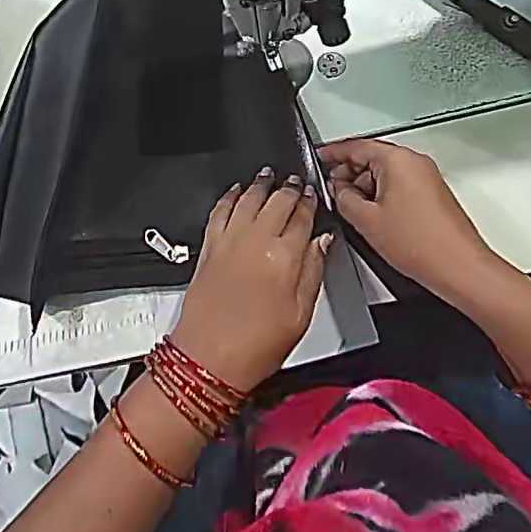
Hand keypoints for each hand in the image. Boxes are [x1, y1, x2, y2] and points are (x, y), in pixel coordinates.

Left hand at [170, 169, 330, 392]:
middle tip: (294, 180)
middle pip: (276, 201)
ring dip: (260, 184)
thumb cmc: (255, 344)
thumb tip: (321, 244)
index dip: (309, 202)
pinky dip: (228, 196)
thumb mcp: (301, 314)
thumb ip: (313, 271)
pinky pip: (220, 210)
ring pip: (247, 199)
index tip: (312, 195)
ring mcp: (229, 240)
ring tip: (268, 175)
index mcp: (284, 257)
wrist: (209, 356)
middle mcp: (255, 241)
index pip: (302, 217)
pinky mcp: (209, 246)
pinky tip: (234, 190)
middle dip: (288, 188)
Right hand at [319, 138, 507, 300]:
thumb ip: (342, 197)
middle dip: (348, 173)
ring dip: (365, 187)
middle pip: (371, 157)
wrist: (460, 269)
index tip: (320, 157)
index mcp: (398, 160)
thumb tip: (337, 190)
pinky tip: (374, 217)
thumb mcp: (365, 220)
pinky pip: (399, 184)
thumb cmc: (424, 245)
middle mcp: (415, 162)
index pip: (355, 146)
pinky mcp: (432, 193)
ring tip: (354, 211)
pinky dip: (382, 195)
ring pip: (384, 172)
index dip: (332, 153)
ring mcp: (426, 177)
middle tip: (332, 190)